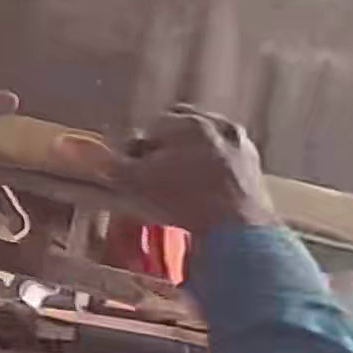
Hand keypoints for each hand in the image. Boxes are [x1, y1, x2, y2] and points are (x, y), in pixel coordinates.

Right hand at [115, 106, 278, 234]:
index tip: (130, 164)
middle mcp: (216, 124)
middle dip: (165, 140)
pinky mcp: (256, 165)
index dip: (135, 145)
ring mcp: (240, 143)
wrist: (235, 229)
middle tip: (153, 164)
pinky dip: (211, 164)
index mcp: (185, 122)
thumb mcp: (131, 181)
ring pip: (205, 138)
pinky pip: (225, 155)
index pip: (149, 125)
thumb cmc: (179, 199)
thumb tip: (97, 155)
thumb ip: (112, 163)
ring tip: (176, 175)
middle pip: (181, 124)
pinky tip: (200, 184)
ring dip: (189, 150)